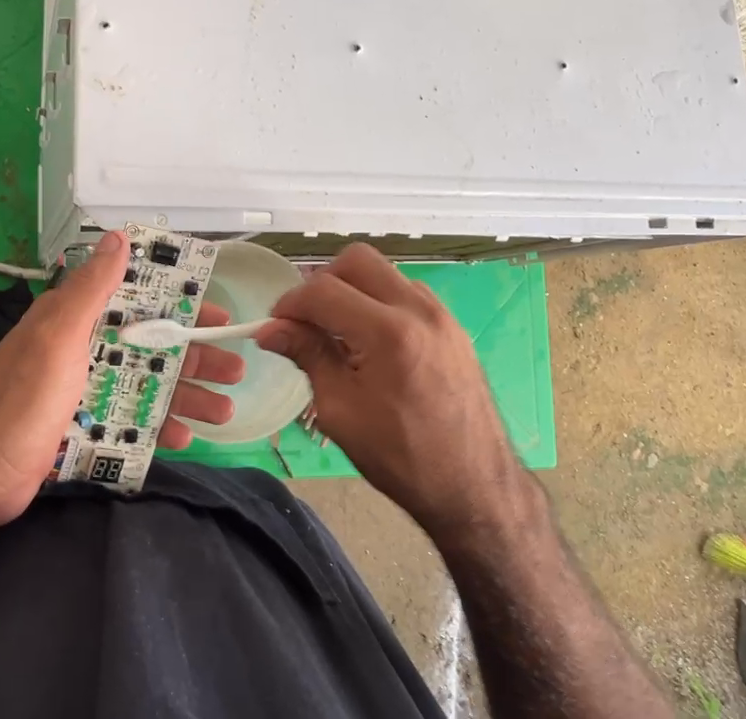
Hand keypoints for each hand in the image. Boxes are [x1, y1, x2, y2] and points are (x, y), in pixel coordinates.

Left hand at [0, 232, 244, 530]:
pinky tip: (184, 438)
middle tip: (236, 369)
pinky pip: (133, 423)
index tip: (217, 317)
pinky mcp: (85, 429)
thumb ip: (92, 288)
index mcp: (77, 321)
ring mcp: (85, 392)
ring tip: (225, 411)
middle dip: (195, 357)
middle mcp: (84, 351)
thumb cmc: (23, 397)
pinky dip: (159, 427)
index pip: (139, 303)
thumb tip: (118, 236)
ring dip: (187, 396)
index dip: (180, 307)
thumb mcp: (59, 335)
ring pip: (148, 386)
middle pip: (152, 347)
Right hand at [257, 244, 525, 535]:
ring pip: (385, 273)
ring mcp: (441, 315)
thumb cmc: (400, 457)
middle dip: (322, 283)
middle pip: (357, 260)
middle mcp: (418, 310)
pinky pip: (407, 293)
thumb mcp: (340, 411)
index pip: (322, 291)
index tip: (274, 326)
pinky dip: (381, 302)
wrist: (473, 485)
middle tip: (307, 321)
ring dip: (354, 290)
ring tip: (339, 333)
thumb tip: (272, 329)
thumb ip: (308, 356)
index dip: (289, 304)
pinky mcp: (453, 327)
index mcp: (388, 333)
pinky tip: (372, 342)